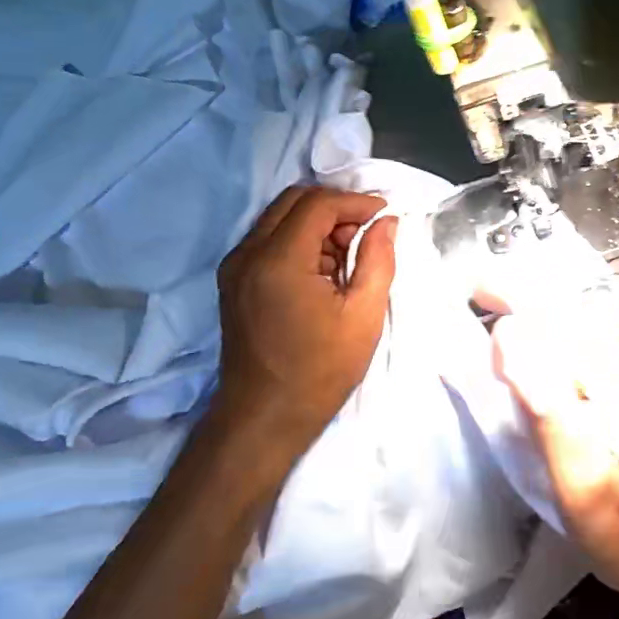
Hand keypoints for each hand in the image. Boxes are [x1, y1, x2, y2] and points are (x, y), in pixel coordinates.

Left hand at [214, 186, 397, 458]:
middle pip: (293, 200)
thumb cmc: (320, 371)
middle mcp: (248, 253)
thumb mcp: (363, 317)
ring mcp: (234, 266)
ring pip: (278, 217)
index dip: (355, 202)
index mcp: (279, 260)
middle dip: (334, 208)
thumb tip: (386, 222)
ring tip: (346, 258)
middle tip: (365, 234)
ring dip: (315, 224)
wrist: (264, 417)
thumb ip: (377, 260)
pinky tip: (321, 272)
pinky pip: (267, 240)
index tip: (384, 215)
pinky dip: (297, 241)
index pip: (318, 204)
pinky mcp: (232, 281)